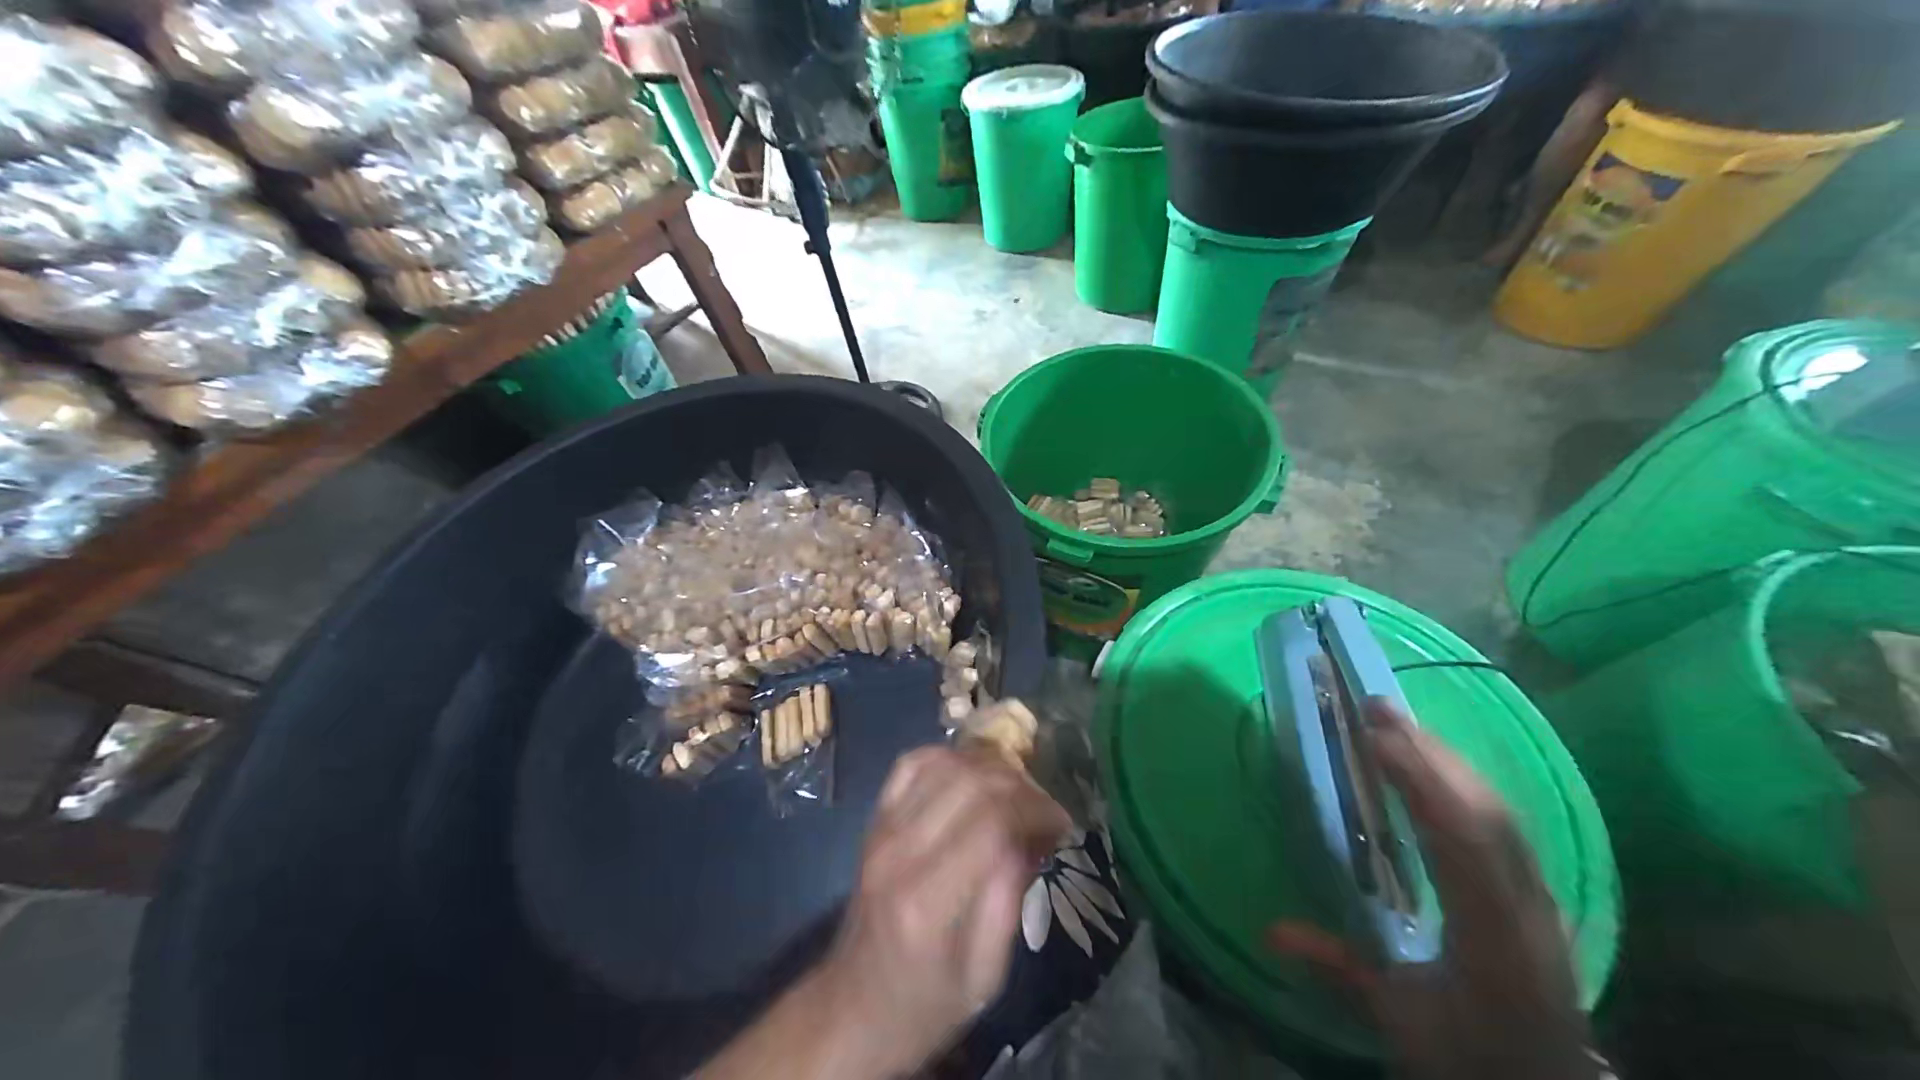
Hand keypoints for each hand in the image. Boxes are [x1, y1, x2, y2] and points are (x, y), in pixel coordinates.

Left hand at [697, 745, 1069, 1079]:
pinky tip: (973, 776)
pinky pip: (912, 763)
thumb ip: (1009, 898)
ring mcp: (881, 828)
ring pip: (944, 763)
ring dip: (990, 768)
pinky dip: (950, 758)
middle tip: (1044, 811)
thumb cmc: (925, 1005)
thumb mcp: (985, 975)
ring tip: (1015, 794)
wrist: (852, 1006)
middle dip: (1021, 787)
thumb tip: (1035, 834)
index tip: (1062, 825)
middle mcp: (899, 850)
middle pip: (971, 782)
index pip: (992, 822)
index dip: (1036, 811)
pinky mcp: (874, 819)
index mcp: (928, 901)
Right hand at [1267, 699, 1596, 1079]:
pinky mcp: (1536, 893)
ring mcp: (1541, 899)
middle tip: (1378, 707)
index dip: (1420, 785)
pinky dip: (1461, 782)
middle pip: (1486, 814)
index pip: (1461, 845)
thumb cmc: (1467, 1052)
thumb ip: (1340, 968)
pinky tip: (1433, 762)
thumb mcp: (1400, 1021)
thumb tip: (1271, 929)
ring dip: (1445, 760)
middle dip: (1431, 754)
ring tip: (1396, 720)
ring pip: (1498, 812)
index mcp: (1496, 940)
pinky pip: (1500, 823)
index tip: (1374, 738)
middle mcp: (1529, 910)